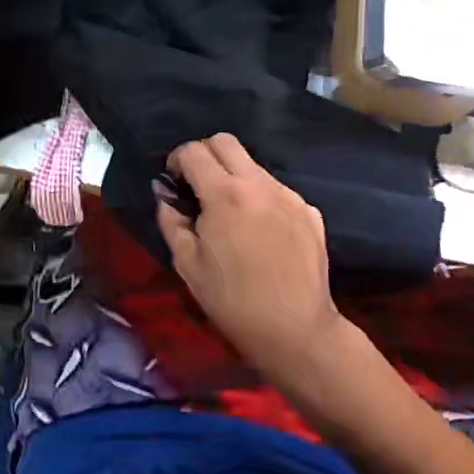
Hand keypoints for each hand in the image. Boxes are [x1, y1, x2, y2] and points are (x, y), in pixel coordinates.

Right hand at [157, 134, 348, 383]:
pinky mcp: (309, 211)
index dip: (176, 161)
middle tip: (197, 186)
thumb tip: (164, 192)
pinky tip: (259, 231)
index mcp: (225, 194)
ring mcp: (289, 195)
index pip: (193, 151)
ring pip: (253, 165)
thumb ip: (171, 220)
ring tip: (230, 213)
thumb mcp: (187, 264)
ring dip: (234, 176)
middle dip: (204, 155)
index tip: (173, 183)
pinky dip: (260, 197)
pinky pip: (276, 190)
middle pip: (225, 142)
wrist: (296, 331)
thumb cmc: (232, 301)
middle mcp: (259, 184)